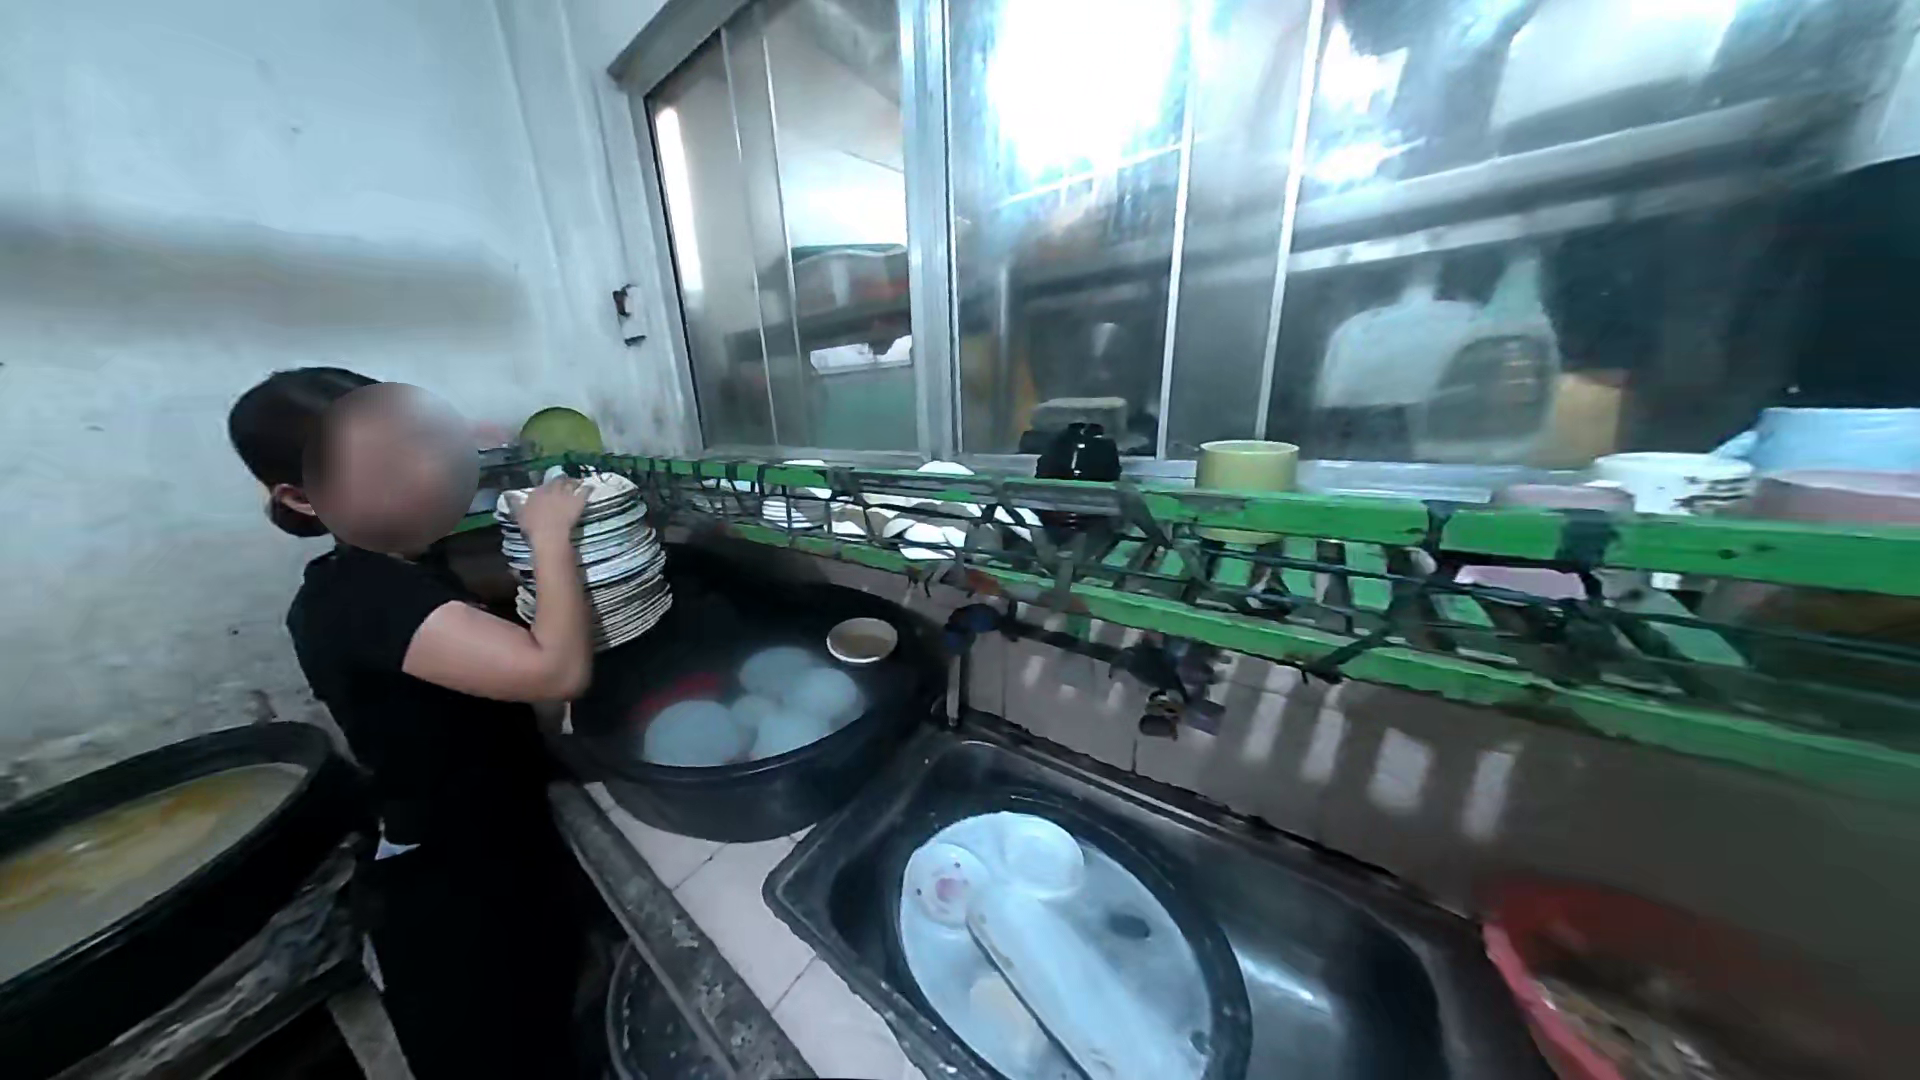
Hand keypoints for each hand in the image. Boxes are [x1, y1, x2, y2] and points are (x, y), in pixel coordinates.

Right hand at [519, 476, 586, 545]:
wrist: (549, 533)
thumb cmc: (532, 526)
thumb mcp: (518, 513)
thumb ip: (514, 502)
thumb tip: (507, 494)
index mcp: (537, 492)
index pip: (544, 484)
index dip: (548, 483)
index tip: (551, 484)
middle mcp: (552, 490)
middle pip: (559, 480)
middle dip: (562, 479)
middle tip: (566, 479)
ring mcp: (566, 494)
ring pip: (572, 483)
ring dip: (575, 481)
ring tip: (578, 481)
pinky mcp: (578, 501)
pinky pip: (585, 491)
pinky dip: (588, 488)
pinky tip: (591, 486)